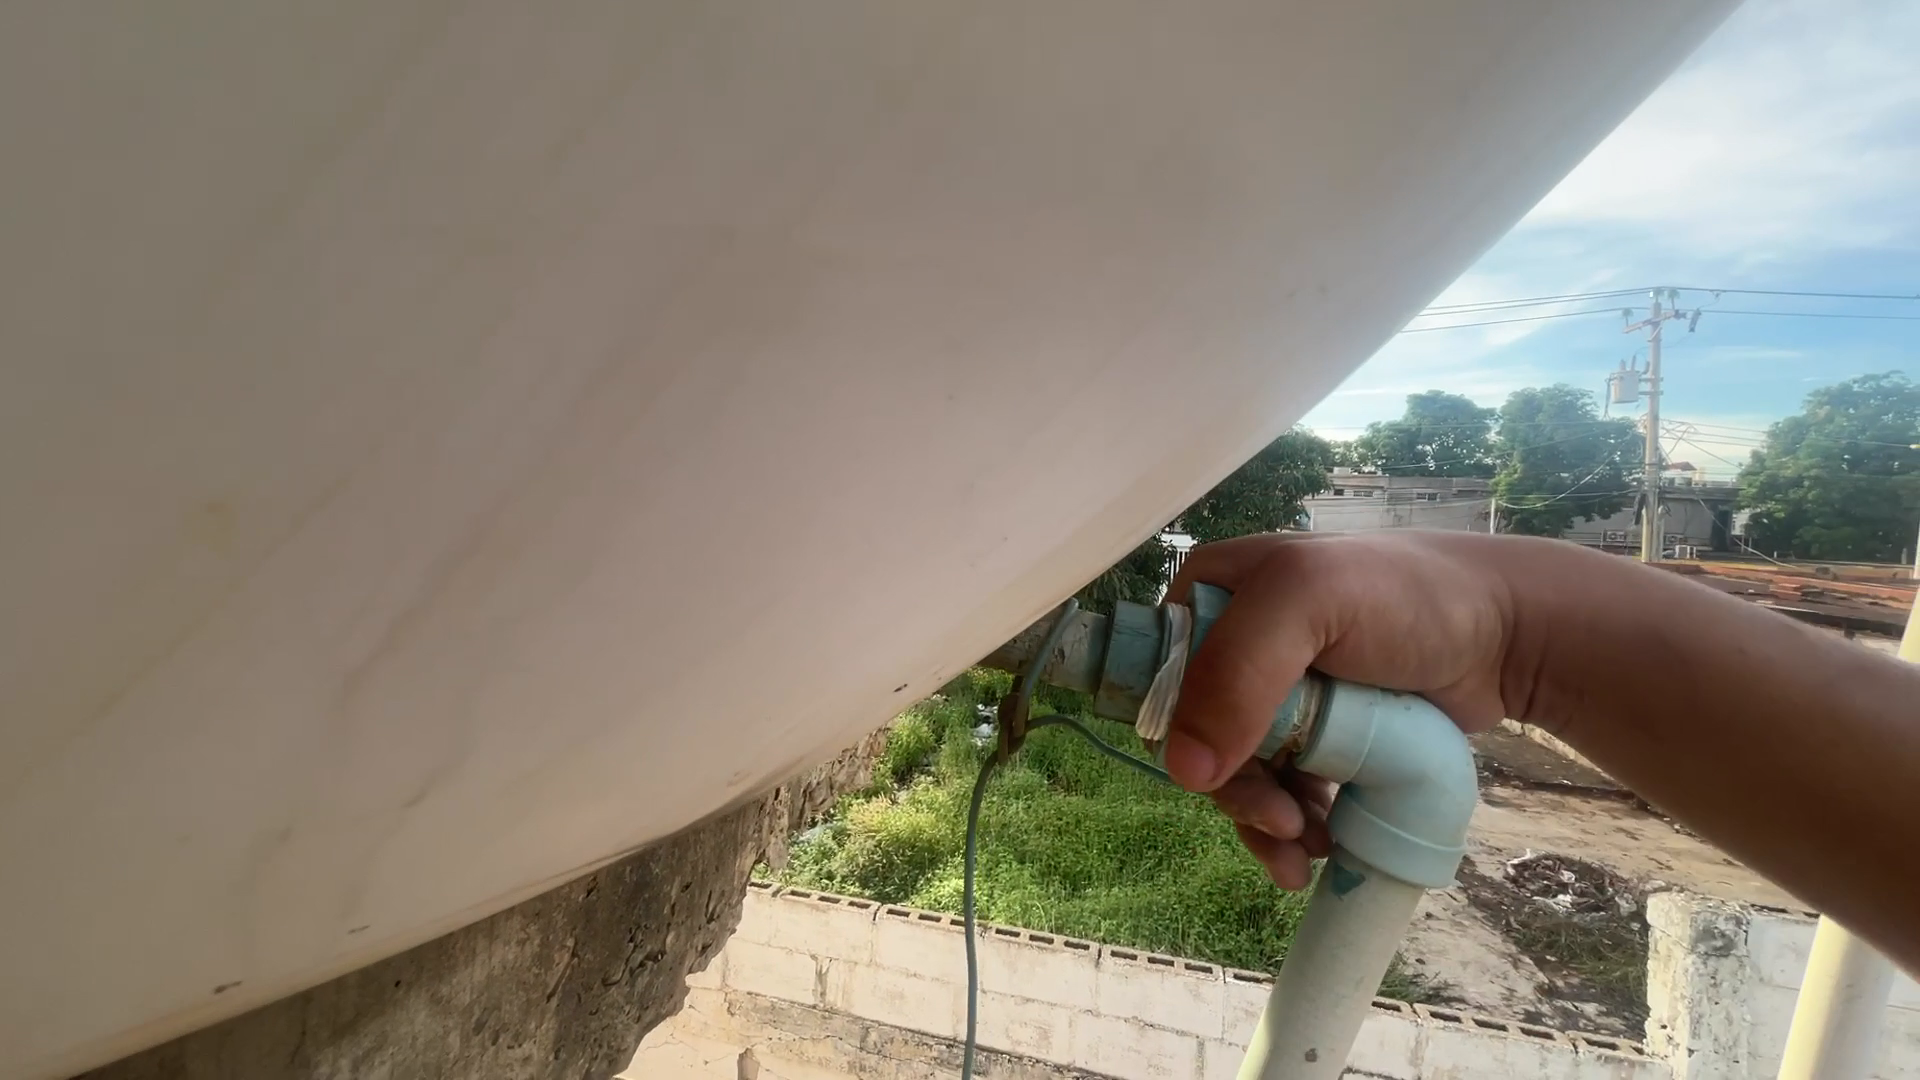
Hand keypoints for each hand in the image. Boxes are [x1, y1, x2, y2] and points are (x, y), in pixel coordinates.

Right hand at [1163, 531, 1524, 886]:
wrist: (1509, 631)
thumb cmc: (1400, 596)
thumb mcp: (1306, 603)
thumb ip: (1236, 673)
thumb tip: (1184, 771)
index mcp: (1208, 598)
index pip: (1159, 671)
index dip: (1176, 727)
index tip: (1212, 772)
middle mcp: (1230, 647)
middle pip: (1199, 732)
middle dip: (1232, 786)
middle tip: (1280, 819)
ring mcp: (1273, 697)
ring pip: (1236, 769)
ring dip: (1261, 818)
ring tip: (1306, 849)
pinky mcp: (1314, 737)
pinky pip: (1279, 787)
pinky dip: (1290, 827)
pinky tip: (1317, 850)